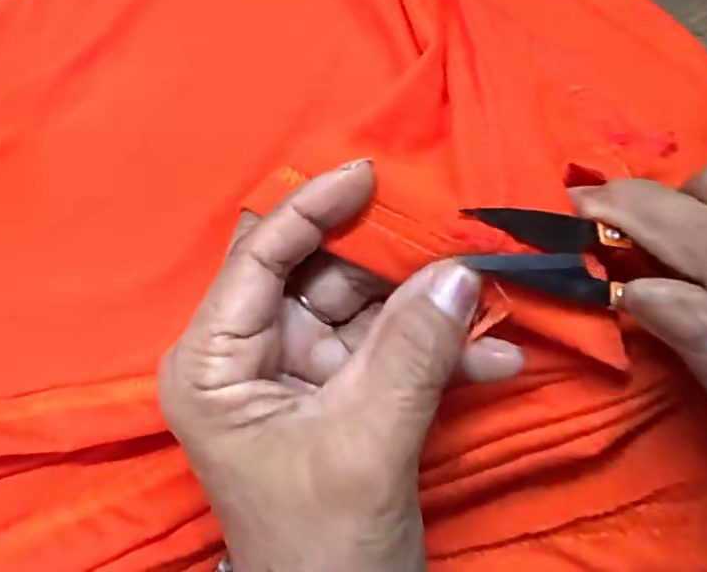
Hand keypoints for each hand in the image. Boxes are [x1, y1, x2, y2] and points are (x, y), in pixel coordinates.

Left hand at [160, 161, 523, 571]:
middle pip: (315, 271)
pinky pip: (383, 344)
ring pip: (358, 302)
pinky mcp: (335, 386)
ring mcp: (294, 365)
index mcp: (214, 358)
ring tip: (483, 293)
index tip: (364, 173)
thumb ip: (412, 354)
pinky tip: (491, 357)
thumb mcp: (365, 448)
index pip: (259, 254)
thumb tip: (460, 271)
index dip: (310, 207)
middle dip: (383, 257)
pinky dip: (432, 348)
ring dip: (422, 302)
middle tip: (442, 233)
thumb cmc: (324, 554)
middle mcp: (246, 349)